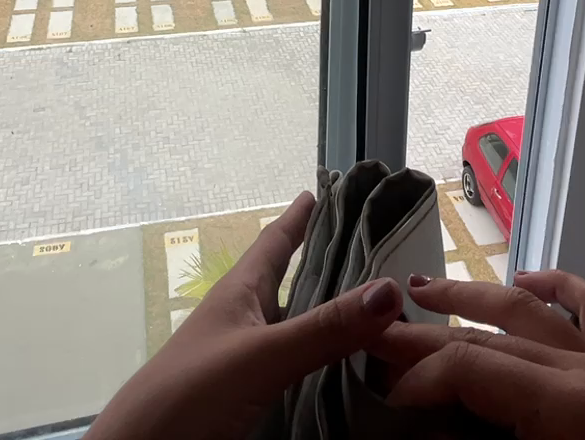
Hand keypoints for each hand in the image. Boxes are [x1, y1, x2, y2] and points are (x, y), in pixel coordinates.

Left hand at [86, 191, 403, 439]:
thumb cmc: (193, 390)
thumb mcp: (262, 355)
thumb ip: (323, 328)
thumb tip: (391, 288)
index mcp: (242, 290)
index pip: (276, 240)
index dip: (299, 216)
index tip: (325, 189)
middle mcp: (246, 317)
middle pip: (291, 280)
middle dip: (327, 262)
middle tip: (372, 248)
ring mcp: (247, 358)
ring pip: (297, 324)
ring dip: (330, 314)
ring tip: (375, 306)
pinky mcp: (251, 395)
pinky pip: (298, 364)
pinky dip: (325, 358)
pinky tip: (350, 367)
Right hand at [366, 270, 584, 439]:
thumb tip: (423, 433)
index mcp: (568, 407)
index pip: (471, 368)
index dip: (419, 378)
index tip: (383, 397)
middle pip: (488, 336)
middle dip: (427, 335)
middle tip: (378, 331)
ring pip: (529, 311)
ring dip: (472, 297)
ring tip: (423, 289)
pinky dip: (559, 287)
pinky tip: (526, 278)